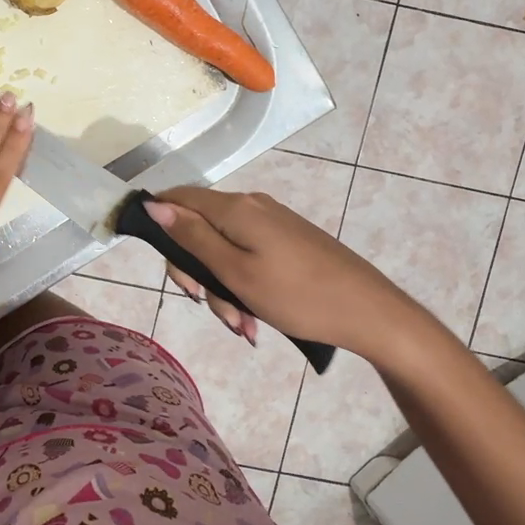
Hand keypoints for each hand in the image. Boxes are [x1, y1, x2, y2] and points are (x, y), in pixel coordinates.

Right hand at [146, 186, 433, 361]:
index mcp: (234, 209)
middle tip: (210, 307)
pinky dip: (243, 285)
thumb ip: (192, 237)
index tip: (174, 273)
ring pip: (223, 249)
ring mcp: (272, 222)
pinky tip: (256, 318)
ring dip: (222, 288)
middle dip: (196, 272)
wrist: (371, 313)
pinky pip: (247, 255)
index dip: (160, 228)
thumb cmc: (298, 296)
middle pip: (198, 228)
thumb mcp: (235, 272)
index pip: (177, 198)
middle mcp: (251, 206)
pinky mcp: (287, 240)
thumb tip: (153, 203)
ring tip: (242, 326)